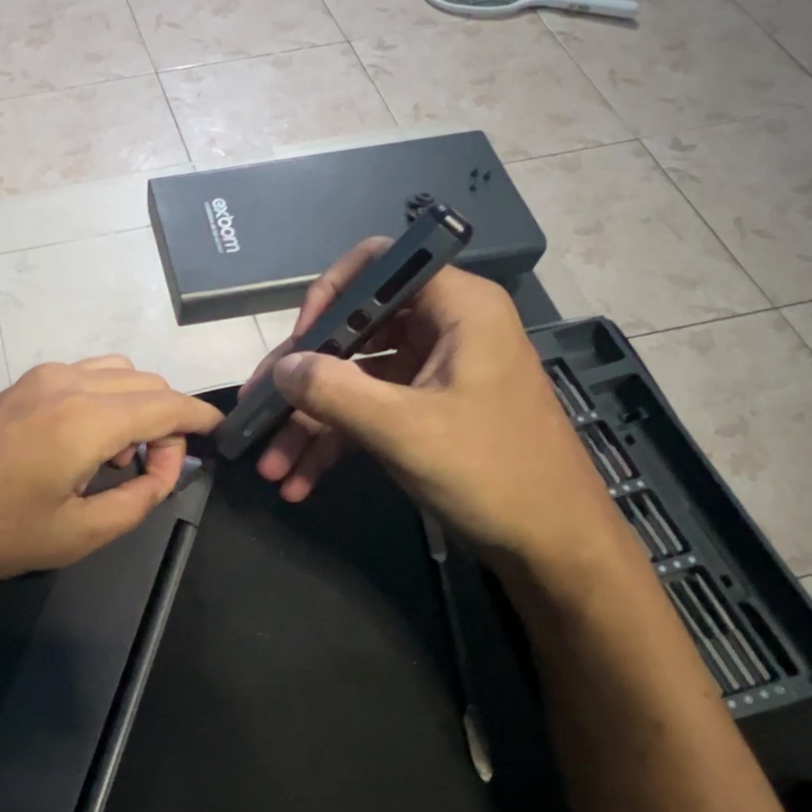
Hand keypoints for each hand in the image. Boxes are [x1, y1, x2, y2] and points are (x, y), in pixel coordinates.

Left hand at [0, 357, 222, 599]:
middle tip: (158, 470)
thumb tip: (166, 467)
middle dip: (168, 419)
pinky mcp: (20, 385)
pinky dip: (106, 399)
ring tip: (122, 458)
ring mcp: (40, 378)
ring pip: (116, 373)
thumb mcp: (80, 534)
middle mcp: (68, 382)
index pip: (168, 404)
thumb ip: (139, 498)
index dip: (201, 420)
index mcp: (87, 418)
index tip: (219, 438)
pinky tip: (89, 444)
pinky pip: (84, 377)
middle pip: (146, 382)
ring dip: (136, 405)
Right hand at [244, 240, 620, 566]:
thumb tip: (281, 367)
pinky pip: (368, 413)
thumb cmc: (492, 473)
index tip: (298, 343)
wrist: (553, 545)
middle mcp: (444, 331)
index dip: (330, 296)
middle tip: (259, 411)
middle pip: (355, 332)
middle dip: (303, 380)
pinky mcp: (426, 414)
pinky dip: (334, 443)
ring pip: (354, 380)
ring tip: (273, 468)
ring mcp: (434, 375)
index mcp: (458, 309)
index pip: (380, 266)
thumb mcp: (404, 430)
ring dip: (310, 423)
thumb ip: (334, 391)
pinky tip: (300, 481)